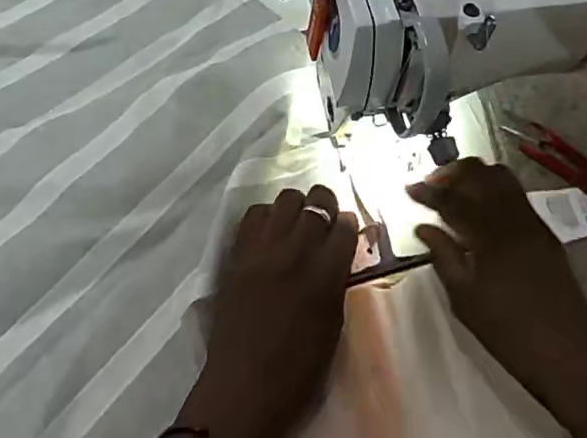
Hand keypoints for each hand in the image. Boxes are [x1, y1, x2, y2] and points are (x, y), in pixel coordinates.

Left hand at [173, 185, 358, 437]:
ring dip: (297, 207)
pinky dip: (266, 216)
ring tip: (297, 222)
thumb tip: (338, 252)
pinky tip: (270, 231)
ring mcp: (262, 248)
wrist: (243, 386)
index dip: (349, 224)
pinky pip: (254, 214)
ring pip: (285, 199)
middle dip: (326, 205)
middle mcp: (294, 253)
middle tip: (326, 217)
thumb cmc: (296, 370)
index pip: (344, 228)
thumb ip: (335, 282)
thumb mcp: (331, 327)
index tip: (347, 226)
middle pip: (316, 203)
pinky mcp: (238, 251)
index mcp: (323, 278)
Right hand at [407, 158, 586, 371]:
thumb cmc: (508, 330)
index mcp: (488, 233)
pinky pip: (516, 195)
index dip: (427, 191)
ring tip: (457, 191)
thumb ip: (442, 256)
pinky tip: (483, 210)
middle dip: (452, 173)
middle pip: (479, 174)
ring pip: (501, 177)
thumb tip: (422, 228)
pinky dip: (493, 191)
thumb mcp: (464, 298)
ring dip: (475, 177)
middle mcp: (511, 218)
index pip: (452, 199)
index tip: (409, 189)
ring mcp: (532, 222)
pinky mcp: (545, 233)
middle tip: (433, 186)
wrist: (569, 354)